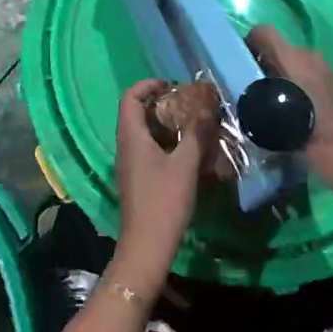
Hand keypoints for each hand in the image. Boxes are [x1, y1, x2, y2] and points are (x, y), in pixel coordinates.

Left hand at [113, 80, 202, 279]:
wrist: (147, 246)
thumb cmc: (164, 200)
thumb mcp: (186, 164)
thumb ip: (196, 133)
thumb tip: (207, 108)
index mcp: (131, 137)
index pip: (129, 98)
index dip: (147, 85)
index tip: (172, 85)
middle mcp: (125, 147)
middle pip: (136, 114)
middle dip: (161, 104)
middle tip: (188, 104)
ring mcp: (129, 165)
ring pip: (143, 133)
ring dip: (165, 125)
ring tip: (192, 125)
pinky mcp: (137, 179)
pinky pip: (147, 150)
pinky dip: (165, 143)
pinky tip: (187, 152)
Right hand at [247, 25, 332, 162]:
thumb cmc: (299, 130)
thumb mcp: (265, 112)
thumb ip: (253, 88)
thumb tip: (241, 76)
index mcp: (292, 57)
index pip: (264, 32)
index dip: (250, 42)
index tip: (242, 63)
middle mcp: (310, 55)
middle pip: (281, 48)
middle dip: (267, 61)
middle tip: (256, 86)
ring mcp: (326, 67)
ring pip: (297, 60)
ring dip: (285, 72)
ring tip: (276, 97)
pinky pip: (311, 72)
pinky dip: (301, 81)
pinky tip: (297, 104)